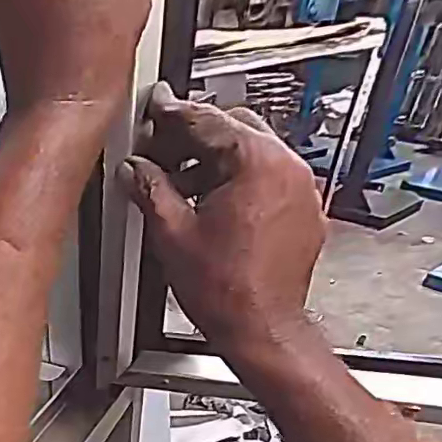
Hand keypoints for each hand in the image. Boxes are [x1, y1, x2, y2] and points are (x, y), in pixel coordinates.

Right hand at [121, 83, 326, 351]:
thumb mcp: (172, 234)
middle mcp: (289, 169)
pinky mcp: (305, 214)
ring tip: (183, 184)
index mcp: (257, 164)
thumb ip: (150, 189)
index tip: (156, 110)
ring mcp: (302, 192)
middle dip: (196, 137)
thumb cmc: (228, 294)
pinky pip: (271, 181)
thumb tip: (136, 169)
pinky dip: (243, 182)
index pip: (207, 120)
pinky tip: (214, 204)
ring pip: (255, 153)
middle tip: (162, 149)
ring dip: (218, 161)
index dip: (172, 115)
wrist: (261, 330)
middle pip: (235, 129)